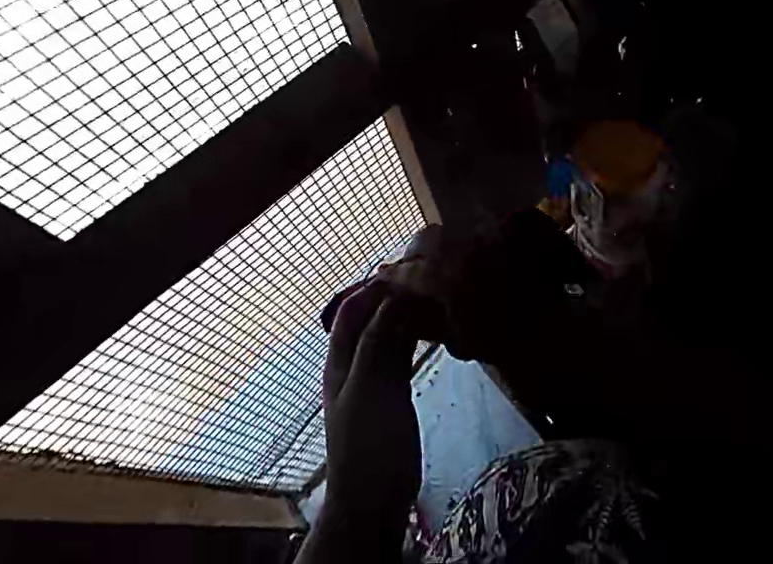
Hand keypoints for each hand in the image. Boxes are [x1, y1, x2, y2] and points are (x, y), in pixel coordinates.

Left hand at [300, 281, 420, 562]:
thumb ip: (376, 342)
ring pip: (388, 333)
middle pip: (370, 318)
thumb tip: (391, 298)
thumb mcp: (368, 387)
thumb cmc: (365, 442)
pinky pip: (402, 352)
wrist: (373, 500)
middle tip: (422, 279)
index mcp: (340, 358)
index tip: (400, 271)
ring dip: (404, 314)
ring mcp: (375, 376)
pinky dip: (414, 335)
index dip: (370, 288)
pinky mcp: (395, 391)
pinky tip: (433, 327)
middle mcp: (355, 361)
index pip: (351, 310)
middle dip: (391, 297)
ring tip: (431, 295)